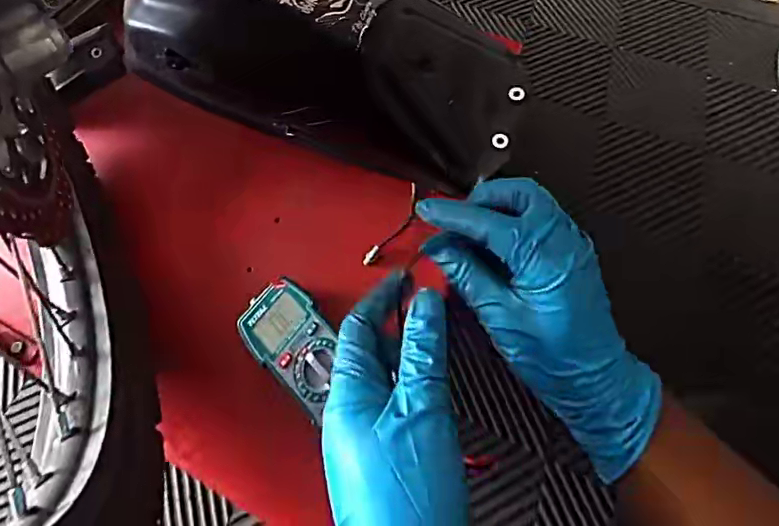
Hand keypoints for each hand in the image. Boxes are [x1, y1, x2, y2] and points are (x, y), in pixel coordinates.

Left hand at [322, 271, 467, 525]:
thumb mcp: (420, 411)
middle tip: (426, 303)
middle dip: (397, 322)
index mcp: (345, 393)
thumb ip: (423, 352)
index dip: (383, 295)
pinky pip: (396, 403)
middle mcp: (348, 412)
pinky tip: (434, 386)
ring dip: (408, 352)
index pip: (358, 324)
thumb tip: (426, 304)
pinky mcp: (384, 457)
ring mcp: (365, 437)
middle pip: (371, 348)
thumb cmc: (403, 504)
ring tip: (434, 337)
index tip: (404, 276)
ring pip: (385, 376)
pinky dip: (414, 383)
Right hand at [418, 178, 661, 482]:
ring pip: (528, 197)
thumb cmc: (556, 360)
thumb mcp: (502, 320)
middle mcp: (562, 238)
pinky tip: (495, 240)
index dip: (452, 214)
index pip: (488, 220)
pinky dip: (513, 215)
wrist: (599, 383)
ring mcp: (571, 239)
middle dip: (479, 199)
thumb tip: (438, 249)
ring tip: (472, 229)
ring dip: (497, 204)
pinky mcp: (572, 246)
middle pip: (515, 192)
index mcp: (544, 257)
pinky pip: (539, 212)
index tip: (427, 210)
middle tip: (454, 221)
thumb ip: (468, 276)